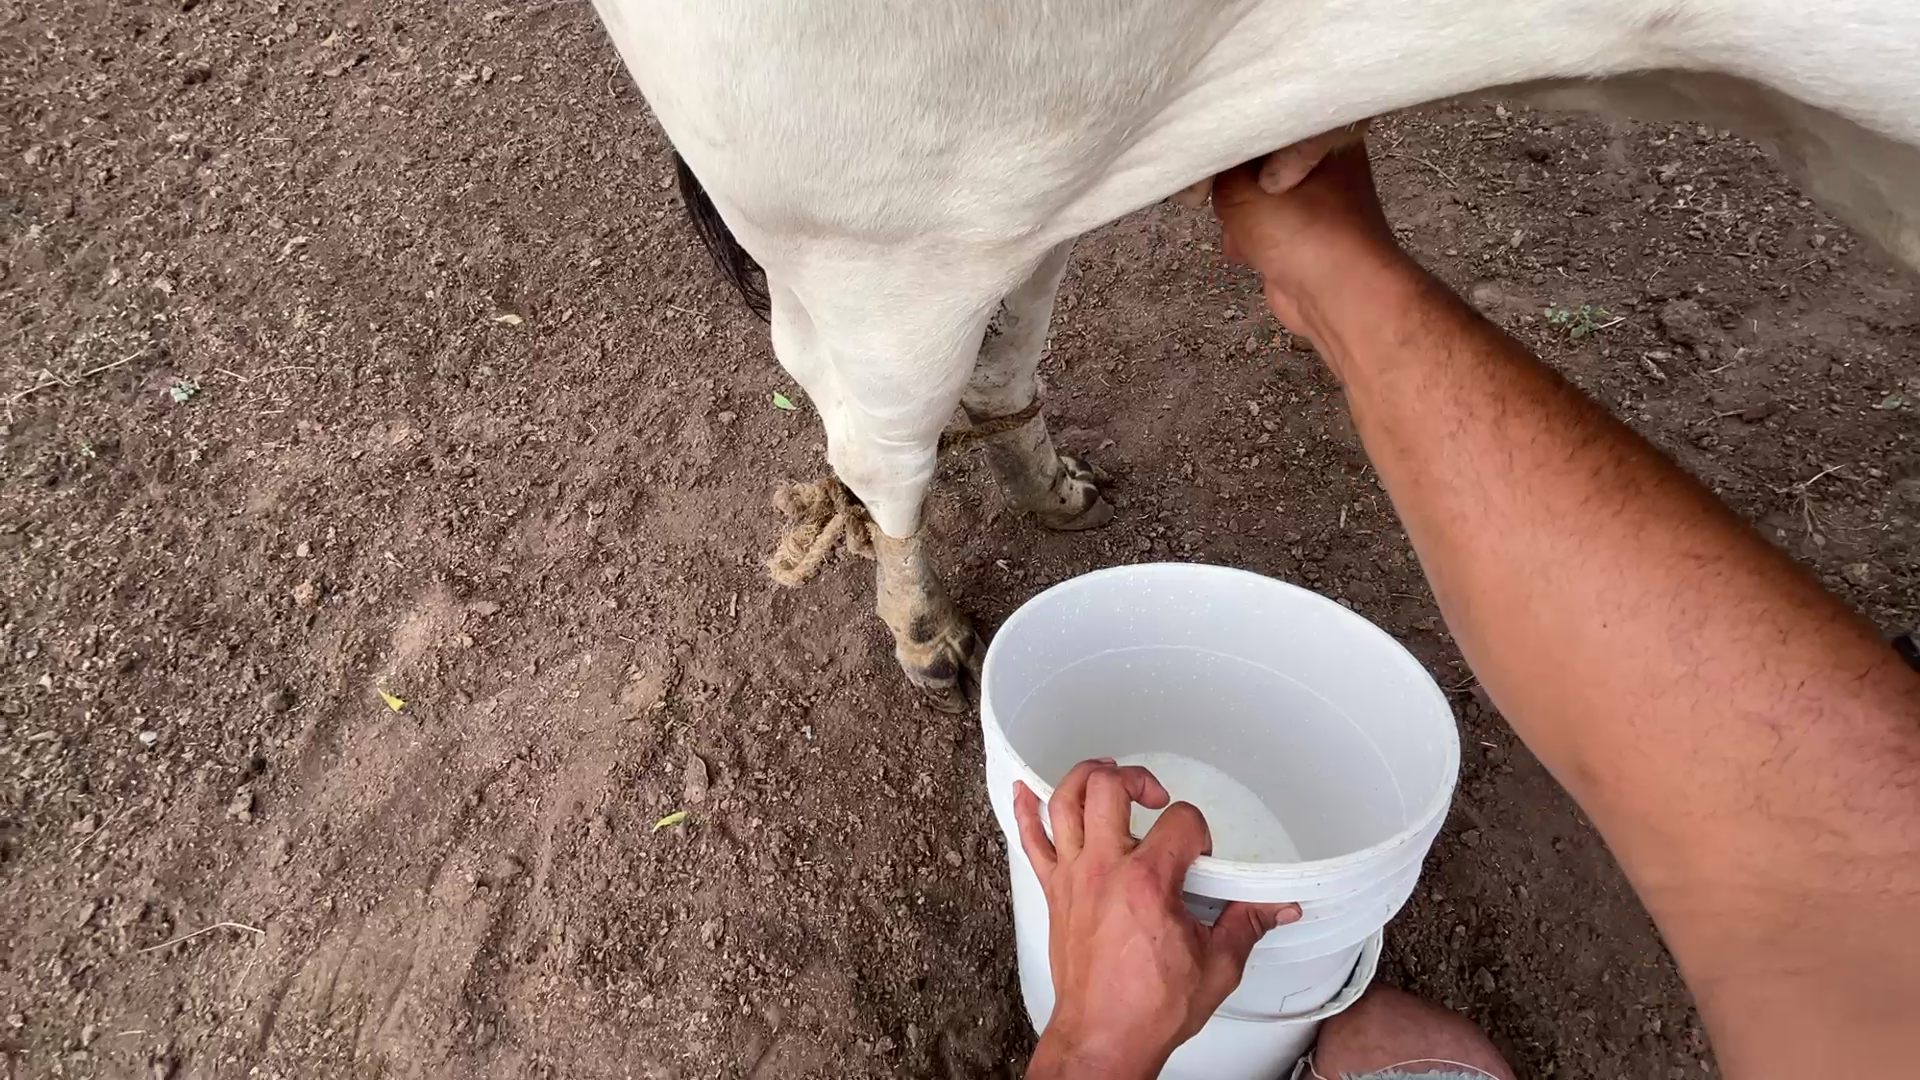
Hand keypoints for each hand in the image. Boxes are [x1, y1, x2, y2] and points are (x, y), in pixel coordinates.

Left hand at [1018, 760, 1301, 1079]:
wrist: (1103, 1037)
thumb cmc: (1150, 1008)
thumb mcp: (1215, 968)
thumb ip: (1245, 924)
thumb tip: (1274, 906)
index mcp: (1148, 883)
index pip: (1180, 823)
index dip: (1198, 829)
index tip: (1199, 851)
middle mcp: (1104, 868)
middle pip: (1109, 788)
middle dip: (1136, 778)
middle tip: (1152, 795)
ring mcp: (1073, 875)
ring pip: (1065, 802)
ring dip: (1083, 776)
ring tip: (1104, 772)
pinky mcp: (1053, 888)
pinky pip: (1030, 839)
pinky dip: (1024, 810)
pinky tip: (1023, 790)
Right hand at [1210, 131, 1411, 350]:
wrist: (1336, 291)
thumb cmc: (1300, 231)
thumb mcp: (1240, 190)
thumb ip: (1218, 171)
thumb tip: (1208, 168)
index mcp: (1317, 133)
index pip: (1259, 126)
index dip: (1228, 147)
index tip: (1211, 165)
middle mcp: (1321, 161)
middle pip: (1254, 164)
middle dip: (1231, 190)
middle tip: (1227, 205)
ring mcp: (1315, 200)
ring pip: (1256, 198)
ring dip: (1238, 220)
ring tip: (1239, 235)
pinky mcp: (1304, 233)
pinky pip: (1264, 227)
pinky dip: (1250, 240)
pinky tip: (1247, 254)